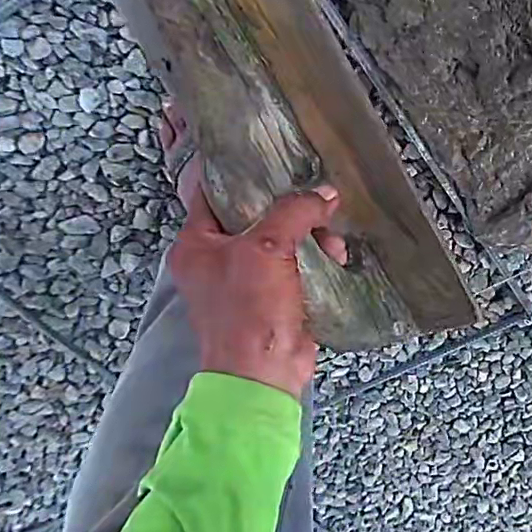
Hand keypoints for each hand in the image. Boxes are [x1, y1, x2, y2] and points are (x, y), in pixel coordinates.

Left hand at [166, 183, 348, 400]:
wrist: (264, 373)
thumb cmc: (249, 310)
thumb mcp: (268, 248)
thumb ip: (296, 211)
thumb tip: (327, 193)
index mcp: (196, 244)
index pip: (214, 193)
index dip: (244, 174)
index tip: (275, 158)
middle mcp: (216, 258)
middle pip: (257, 215)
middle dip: (293, 210)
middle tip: (319, 204)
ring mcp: (244, 278)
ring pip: (282, 238)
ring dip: (312, 235)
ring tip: (333, 241)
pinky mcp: (271, 295)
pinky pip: (295, 262)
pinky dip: (316, 257)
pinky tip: (335, 258)